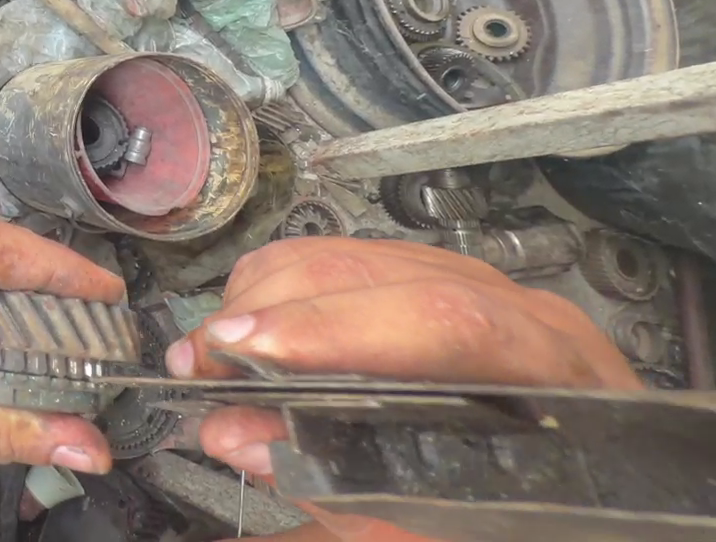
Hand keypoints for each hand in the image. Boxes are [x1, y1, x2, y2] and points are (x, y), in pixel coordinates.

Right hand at [164, 236, 640, 540]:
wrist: (570, 500)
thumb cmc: (528, 519)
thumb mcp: (449, 529)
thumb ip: (348, 492)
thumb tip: (230, 435)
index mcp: (552, 370)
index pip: (444, 320)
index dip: (331, 331)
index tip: (243, 356)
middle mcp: (503, 302)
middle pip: (359, 274)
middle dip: (262, 315)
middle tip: (198, 362)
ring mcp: (448, 274)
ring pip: (322, 256)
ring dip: (247, 302)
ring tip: (204, 355)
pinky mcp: (397, 269)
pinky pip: (310, 254)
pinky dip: (257, 289)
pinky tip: (239, 334)